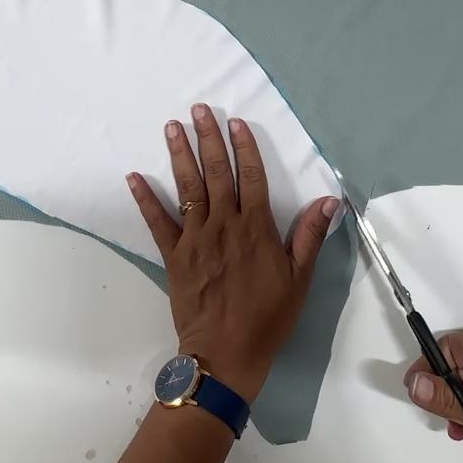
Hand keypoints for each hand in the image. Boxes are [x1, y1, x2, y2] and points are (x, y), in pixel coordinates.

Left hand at [128, 104, 339, 400]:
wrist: (227, 353)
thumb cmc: (268, 317)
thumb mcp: (299, 279)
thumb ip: (310, 236)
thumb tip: (329, 199)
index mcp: (256, 228)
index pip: (252, 177)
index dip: (244, 147)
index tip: (235, 122)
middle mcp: (224, 225)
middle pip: (217, 172)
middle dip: (209, 138)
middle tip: (200, 109)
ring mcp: (196, 238)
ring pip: (188, 187)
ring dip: (180, 155)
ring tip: (172, 127)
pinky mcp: (174, 255)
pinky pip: (157, 222)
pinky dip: (145, 199)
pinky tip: (134, 177)